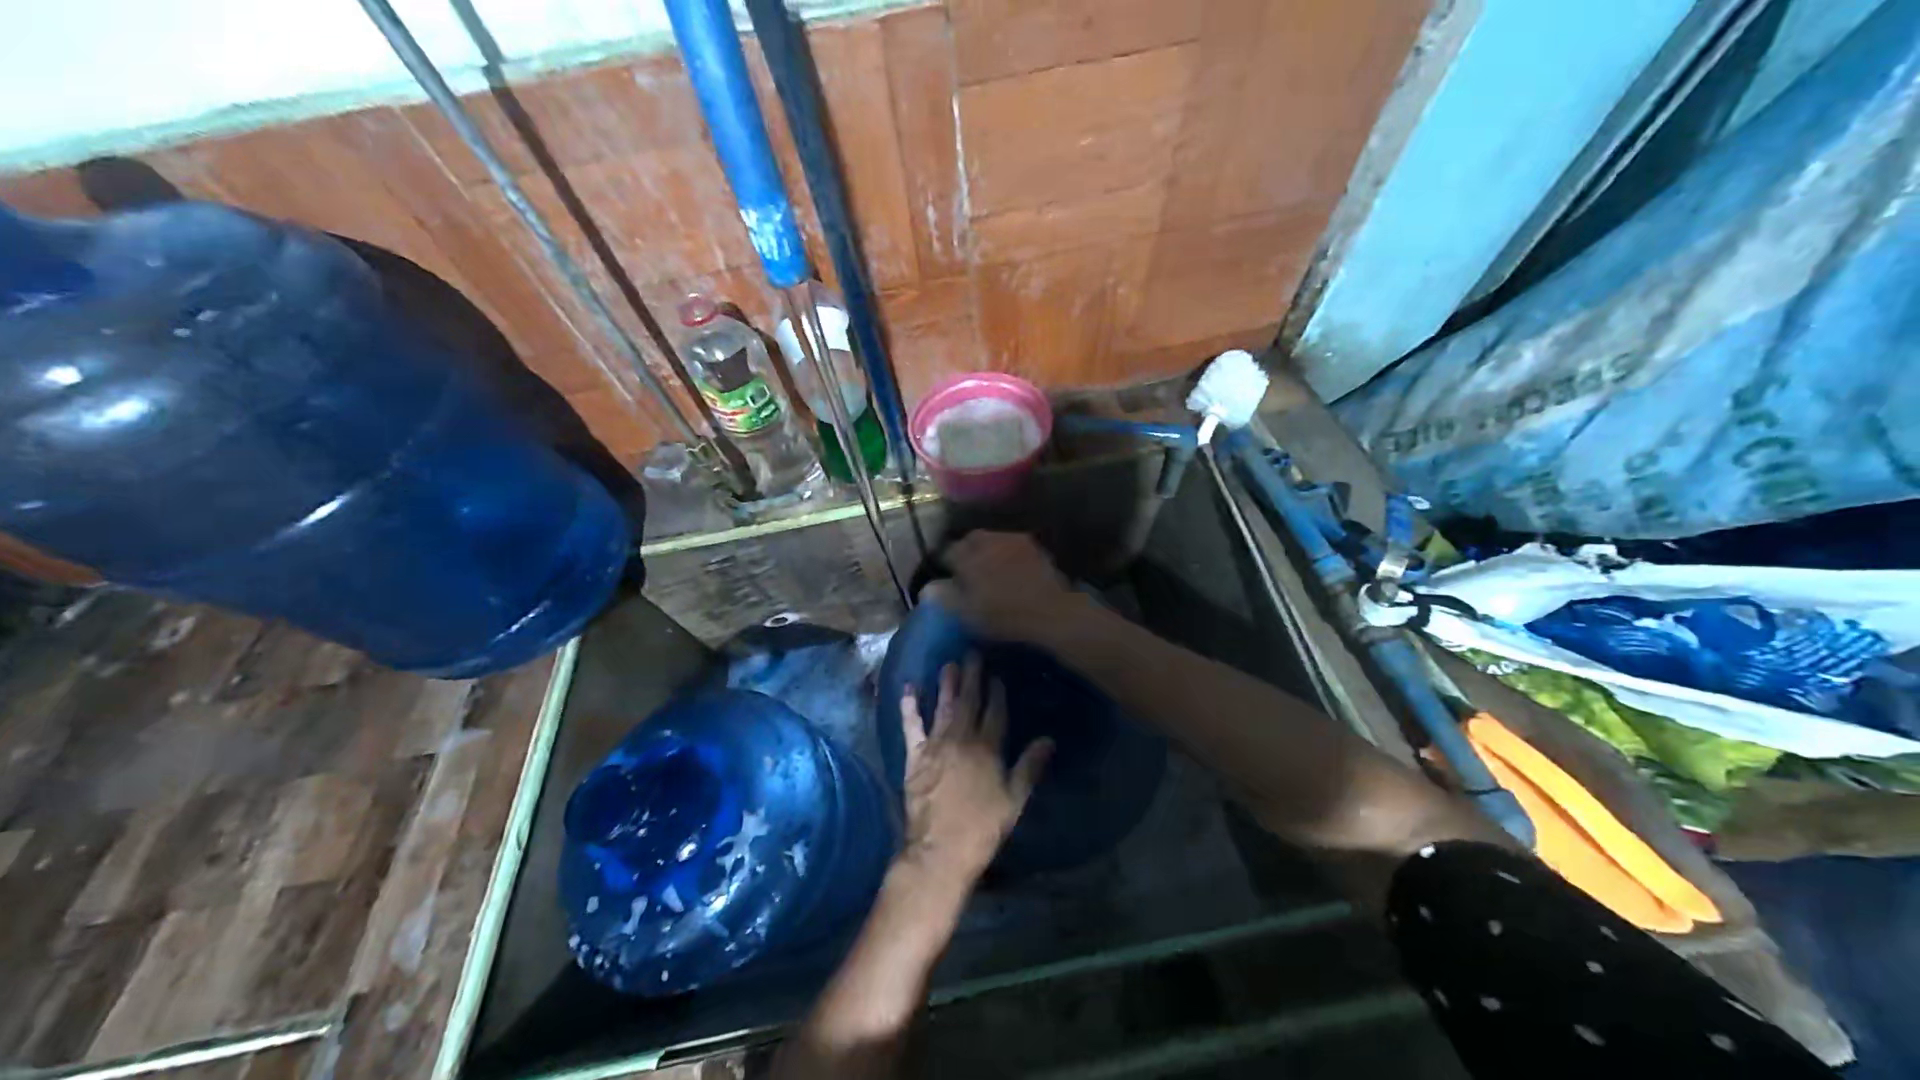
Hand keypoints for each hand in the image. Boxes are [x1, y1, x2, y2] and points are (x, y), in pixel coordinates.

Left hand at [898, 655, 1052, 885]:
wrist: (940, 849)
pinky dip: (910, 706)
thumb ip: (1029, 767)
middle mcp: (962, 740)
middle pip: (969, 703)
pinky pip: (911, 725)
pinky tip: (908, 688)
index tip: (997, 675)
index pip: (995, 713)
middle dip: (972, 678)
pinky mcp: (914, 756)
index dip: (996, 693)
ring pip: (943, 707)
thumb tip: (1048, 739)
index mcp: (988, 750)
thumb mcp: (1014, 800)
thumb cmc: (983, 828)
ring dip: (946, 685)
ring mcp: (936, 746)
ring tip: (949, 664)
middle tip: (972, 654)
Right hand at [932, 531, 1084, 644]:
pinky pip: (1012, 545)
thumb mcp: (967, 613)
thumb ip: (945, 597)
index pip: (946, 553)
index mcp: (967, 556)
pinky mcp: (1034, 546)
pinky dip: (1006, 554)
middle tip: (967, 571)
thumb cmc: (1004, 615)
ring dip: (987, 550)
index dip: (944, 565)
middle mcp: (988, 540)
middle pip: (970, 540)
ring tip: (989, 569)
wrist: (1051, 611)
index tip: (945, 577)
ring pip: (992, 540)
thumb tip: (927, 588)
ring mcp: (1013, 540)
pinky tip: (1011, 569)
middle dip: (965, 552)